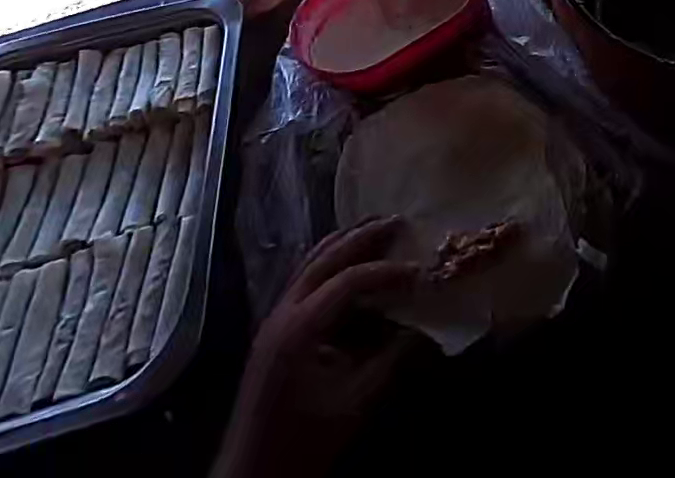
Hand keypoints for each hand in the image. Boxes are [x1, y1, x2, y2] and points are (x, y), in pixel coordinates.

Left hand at [213, 217, 420, 477]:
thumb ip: (389, 363)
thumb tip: (423, 329)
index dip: (385, 272)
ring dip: (343, 242)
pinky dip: (328, 261)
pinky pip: (303, 278)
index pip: (347, 281)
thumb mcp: (352, 407)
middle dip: (361, 236)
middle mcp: (283, 309)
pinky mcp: (275, 325)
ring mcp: (275, 314)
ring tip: (374, 229)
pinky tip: (348, 263)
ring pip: (309, 261)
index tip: (417, 270)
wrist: (251, 473)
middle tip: (396, 221)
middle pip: (324, 257)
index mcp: (300, 327)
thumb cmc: (301, 444)